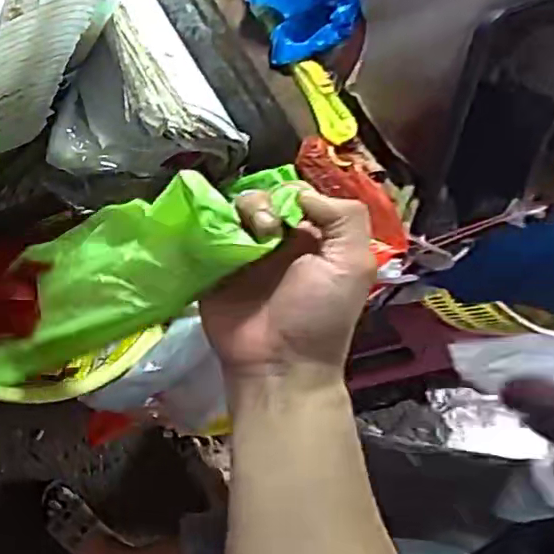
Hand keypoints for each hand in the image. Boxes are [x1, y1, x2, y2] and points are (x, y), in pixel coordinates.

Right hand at [201, 184, 374, 387]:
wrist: (276, 360)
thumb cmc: (319, 315)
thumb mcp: (352, 263)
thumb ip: (343, 218)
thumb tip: (300, 193)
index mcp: (311, 236)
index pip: (294, 196)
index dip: (287, 194)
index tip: (285, 213)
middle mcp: (273, 243)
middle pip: (258, 202)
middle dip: (258, 205)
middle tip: (263, 229)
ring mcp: (238, 258)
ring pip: (227, 217)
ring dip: (230, 218)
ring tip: (237, 238)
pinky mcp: (209, 274)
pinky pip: (200, 243)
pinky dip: (201, 234)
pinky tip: (207, 238)